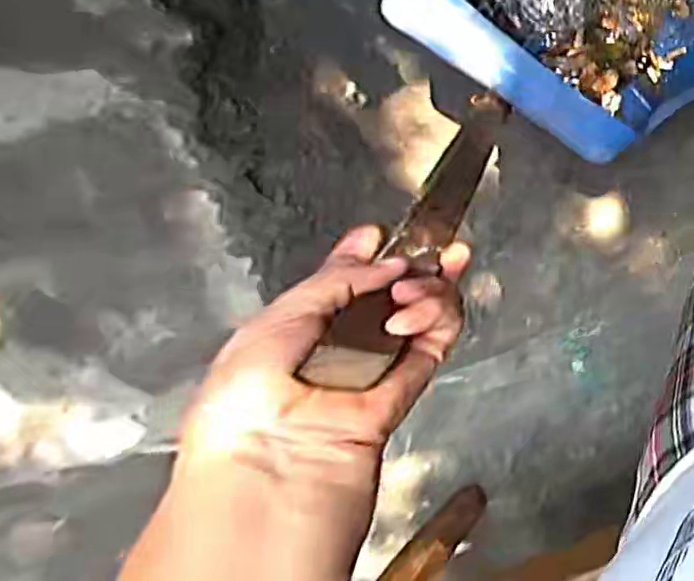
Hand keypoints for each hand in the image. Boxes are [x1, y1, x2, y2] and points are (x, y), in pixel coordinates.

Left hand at [179, 225, 470, 479]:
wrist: (277, 456)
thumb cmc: (246, 405)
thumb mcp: (275, 320)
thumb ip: (337, 279)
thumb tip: (389, 259)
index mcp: (309, 324)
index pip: (350, 277)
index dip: (371, 253)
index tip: (383, 236)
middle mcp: (354, 334)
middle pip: (403, 281)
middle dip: (420, 259)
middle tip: (428, 248)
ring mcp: (390, 350)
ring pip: (431, 297)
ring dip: (429, 284)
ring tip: (409, 293)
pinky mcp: (421, 366)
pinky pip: (447, 325)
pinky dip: (440, 310)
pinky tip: (413, 316)